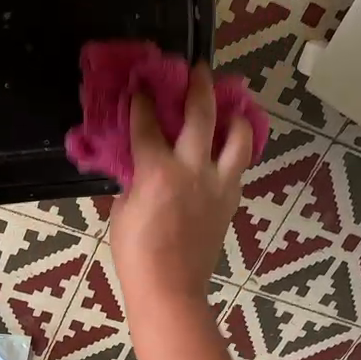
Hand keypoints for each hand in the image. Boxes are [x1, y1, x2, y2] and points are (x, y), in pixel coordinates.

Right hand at [108, 66, 254, 301]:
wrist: (170, 288)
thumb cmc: (136, 255)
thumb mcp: (122, 212)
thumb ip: (132, 182)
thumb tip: (137, 167)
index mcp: (157, 170)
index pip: (148, 123)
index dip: (143, 101)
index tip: (141, 85)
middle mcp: (193, 168)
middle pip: (202, 113)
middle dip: (199, 86)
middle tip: (197, 70)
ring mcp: (218, 184)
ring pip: (238, 137)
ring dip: (235, 117)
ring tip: (230, 110)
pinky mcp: (230, 201)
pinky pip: (238, 167)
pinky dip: (234, 153)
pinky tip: (227, 153)